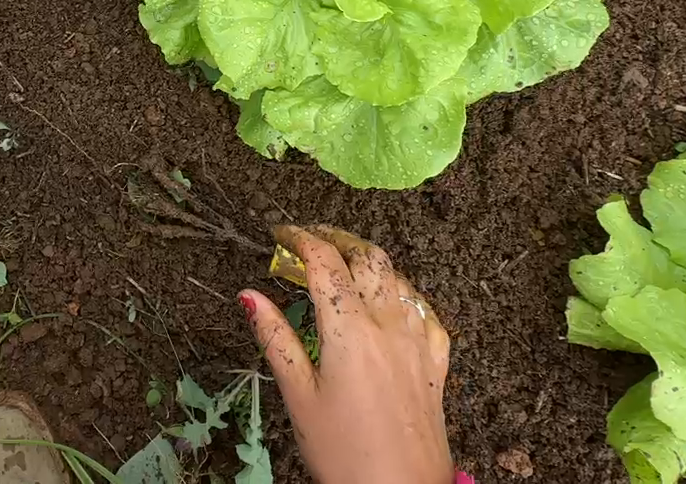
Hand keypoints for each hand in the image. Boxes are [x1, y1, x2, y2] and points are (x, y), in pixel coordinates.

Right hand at [241, 228, 453, 483]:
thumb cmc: (342, 452)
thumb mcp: (298, 396)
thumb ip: (275, 338)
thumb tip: (248, 294)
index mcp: (349, 328)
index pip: (324, 260)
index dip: (299, 237)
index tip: (279, 234)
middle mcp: (388, 324)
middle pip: (366, 256)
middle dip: (335, 237)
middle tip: (308, 240)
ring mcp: (418, 342)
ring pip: (397, 276)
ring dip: (366, 259)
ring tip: (341, 264)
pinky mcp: (437, 364)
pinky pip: (423, 310)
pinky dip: (400, 291)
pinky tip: (387, 301)